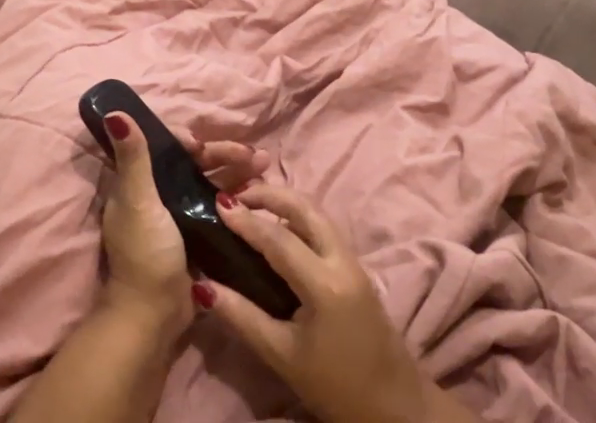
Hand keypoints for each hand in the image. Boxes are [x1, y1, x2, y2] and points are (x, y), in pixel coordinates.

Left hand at [97, 112, 268, 337]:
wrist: (154, 315)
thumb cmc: (145, 253)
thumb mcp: (138, 200)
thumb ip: (133, 158)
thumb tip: (114, 112)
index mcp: (140, 185)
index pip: (167, 149)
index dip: (188, 141)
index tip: (204, 145)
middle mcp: (160, 196)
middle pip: (196, 165)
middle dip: (225, 155)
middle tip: (255, 156)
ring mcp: (182, 218)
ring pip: (213, 184)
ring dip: (238, 173)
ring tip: (266, 168)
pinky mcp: (201, 238)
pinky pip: (223, 209)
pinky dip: (240, 198)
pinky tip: (261, 194)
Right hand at [200, 187, 475, 422]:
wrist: (393, 403)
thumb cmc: (334, 384)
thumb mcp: (281, 355)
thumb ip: (242, 317)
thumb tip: (202, 286)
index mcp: (324, 284)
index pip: (278, 239)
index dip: (245, 220)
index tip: (216, 205)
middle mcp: (342, 261)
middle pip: (306, 209)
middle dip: (271, 194)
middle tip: (236, 194)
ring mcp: (354, 262)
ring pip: (319, 214)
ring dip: (287, 202)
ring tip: (253, 203)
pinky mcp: (357, 268)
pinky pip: (325, 229)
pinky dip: (300, 217)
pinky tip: (280, 227)